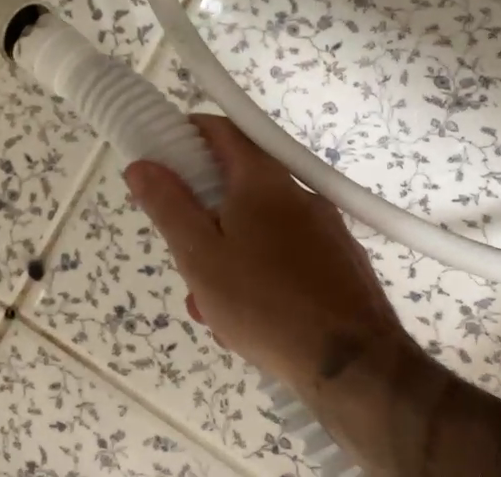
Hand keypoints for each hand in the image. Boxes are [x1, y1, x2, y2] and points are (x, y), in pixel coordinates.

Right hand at [122, 113, 415, 395]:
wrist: (358, 371)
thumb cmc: (265, 304)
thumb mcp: (199, 256)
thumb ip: (167, 205)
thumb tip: (141, 166)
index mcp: (262, 180)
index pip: (220, 129)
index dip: (186, 134)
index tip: (162, 158)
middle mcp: (299, 193)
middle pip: (238, 182)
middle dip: (203, 211)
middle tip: (183, 248)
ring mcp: (327, 230)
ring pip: (261, 225)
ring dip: (229, 250)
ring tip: (212, 303)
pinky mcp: (343, 265)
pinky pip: (288, 253)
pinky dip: (262, 270)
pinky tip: (251, 316)